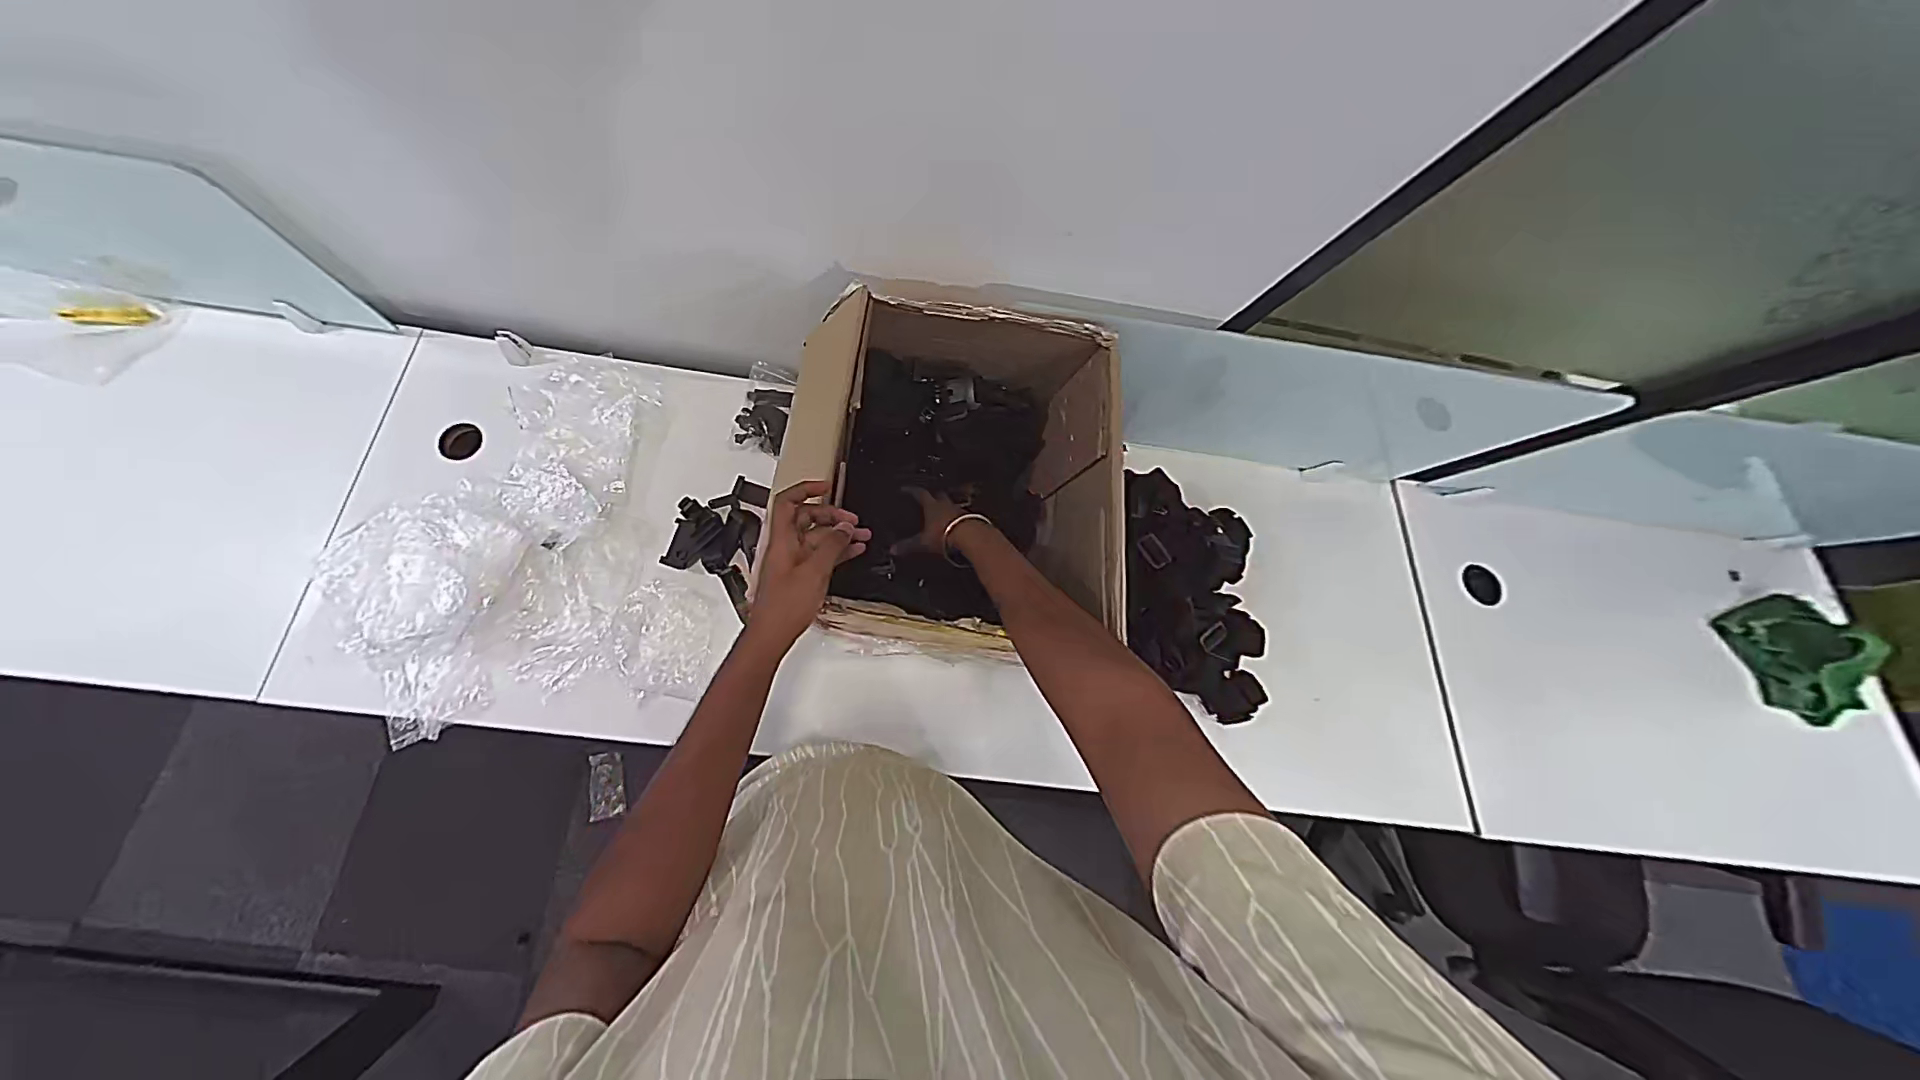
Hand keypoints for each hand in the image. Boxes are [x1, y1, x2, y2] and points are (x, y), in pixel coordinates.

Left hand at [748, 480, 869, 646]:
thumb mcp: (815, 571)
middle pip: (806, 518)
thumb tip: (844, 529)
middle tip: (851, 520)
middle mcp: (785, 547)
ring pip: (817, 537)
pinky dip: (836, 550)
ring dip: (838, 534)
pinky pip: (819, 553)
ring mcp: (792, 560)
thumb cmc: (783, 607)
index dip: (806, 488)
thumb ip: (832, 546)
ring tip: (860, 535)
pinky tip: (852, 550)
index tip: (825, 485)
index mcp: (782, 540)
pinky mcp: (799, 574)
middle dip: (831, 515)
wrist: (772, 633)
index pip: (788, 502)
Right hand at [897, 487, 966, 555]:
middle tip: (927, 499)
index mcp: (932, 506)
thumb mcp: (923, 543)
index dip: (912, 490)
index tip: (906, 489)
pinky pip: (961, 515)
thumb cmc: (945, 535)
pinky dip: (956, 518)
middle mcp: (946, 504)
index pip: (920, 493)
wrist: (971, 538)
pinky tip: (954, 525)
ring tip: (941, 513)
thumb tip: (893, 549)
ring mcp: (960, 510)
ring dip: (946, 507)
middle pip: (938, 495)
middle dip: (932, 496)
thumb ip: (908, 545)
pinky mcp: (971, 518)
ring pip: (951, 504)